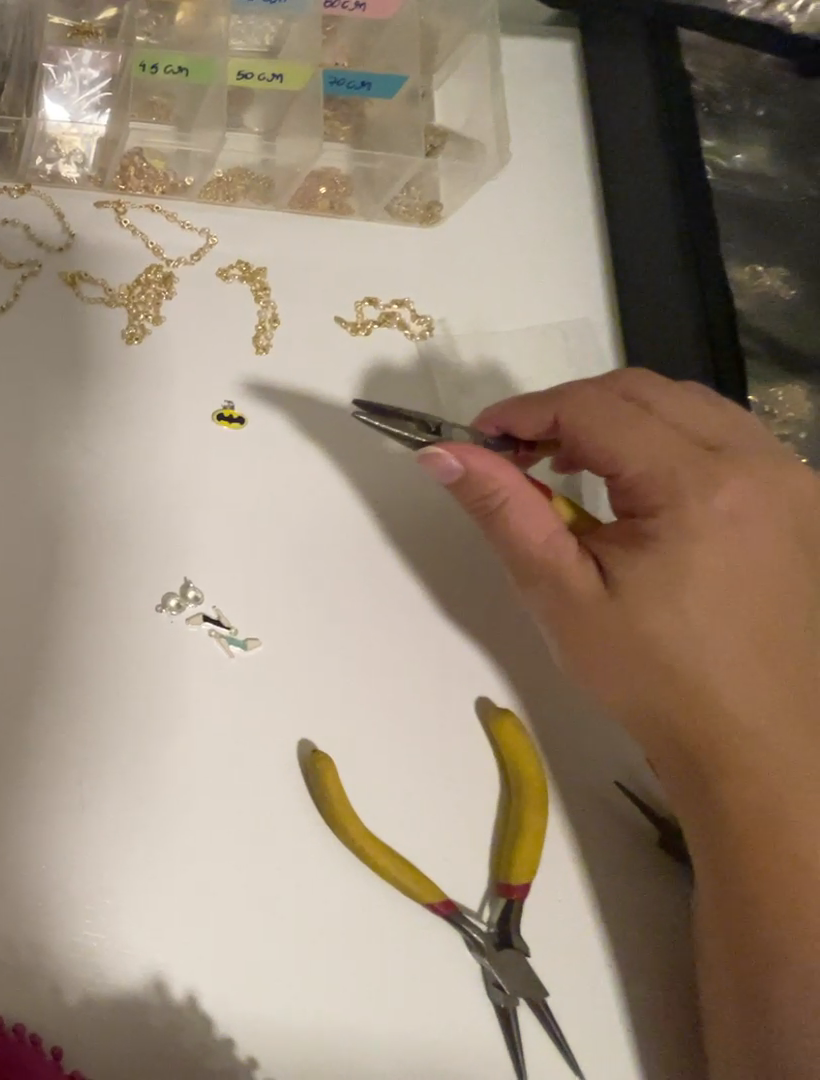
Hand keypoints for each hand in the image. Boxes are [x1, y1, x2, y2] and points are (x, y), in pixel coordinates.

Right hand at [414, 369, 819, 789]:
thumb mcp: (554, 587)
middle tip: (505, 456)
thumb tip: (441, 453)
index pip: (596, 408)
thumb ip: (501, 507)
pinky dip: (649, 437)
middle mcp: (760, 465)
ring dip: (604, 419)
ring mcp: (788, 480)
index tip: (472, 443)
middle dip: (560, 410)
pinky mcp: (792, 500)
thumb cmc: (645, 668)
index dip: (522, 413)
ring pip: (681, 404)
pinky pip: (714, 434)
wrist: (752, 733)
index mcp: (701, 487)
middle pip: (642, 391)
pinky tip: (613, 483)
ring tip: (552, 468)